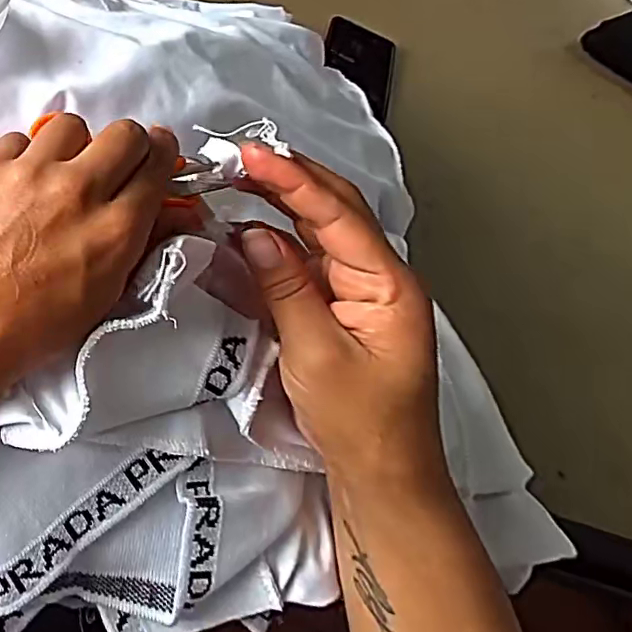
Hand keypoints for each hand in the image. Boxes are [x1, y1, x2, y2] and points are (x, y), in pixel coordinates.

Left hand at [0, 113, 179, 389]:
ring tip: (64, 170)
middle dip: (129, 144)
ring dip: (75, 145)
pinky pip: (20, 137)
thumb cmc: (44, 317)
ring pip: (72, 125)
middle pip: (125, 133)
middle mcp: (78, 193)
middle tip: (117, 161)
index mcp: (116, 228)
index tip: (159, 149)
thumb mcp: (112, 287)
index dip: (164, 153)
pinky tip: (25, 180)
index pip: (158, 163)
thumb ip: (149, 239)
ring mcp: (33, 176)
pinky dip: (26, 155)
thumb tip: (180, 209)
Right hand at [234, 144, 445, 485]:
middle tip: (244, 155)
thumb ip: (285, 288)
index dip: (293, 179)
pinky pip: (307, 253)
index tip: (255, 155)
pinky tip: (253, 220)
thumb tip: (254, 235)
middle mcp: (378, 275)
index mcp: (389, 284)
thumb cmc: (365, 426)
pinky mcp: (338, 299)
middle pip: (334, 207)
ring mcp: (358, 286)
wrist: (384, 476)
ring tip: (242, 174)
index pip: (336, 214)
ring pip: (319, 225)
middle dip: (289, 176)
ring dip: (282, 197)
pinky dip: (278, 232)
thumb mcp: (317, 356)